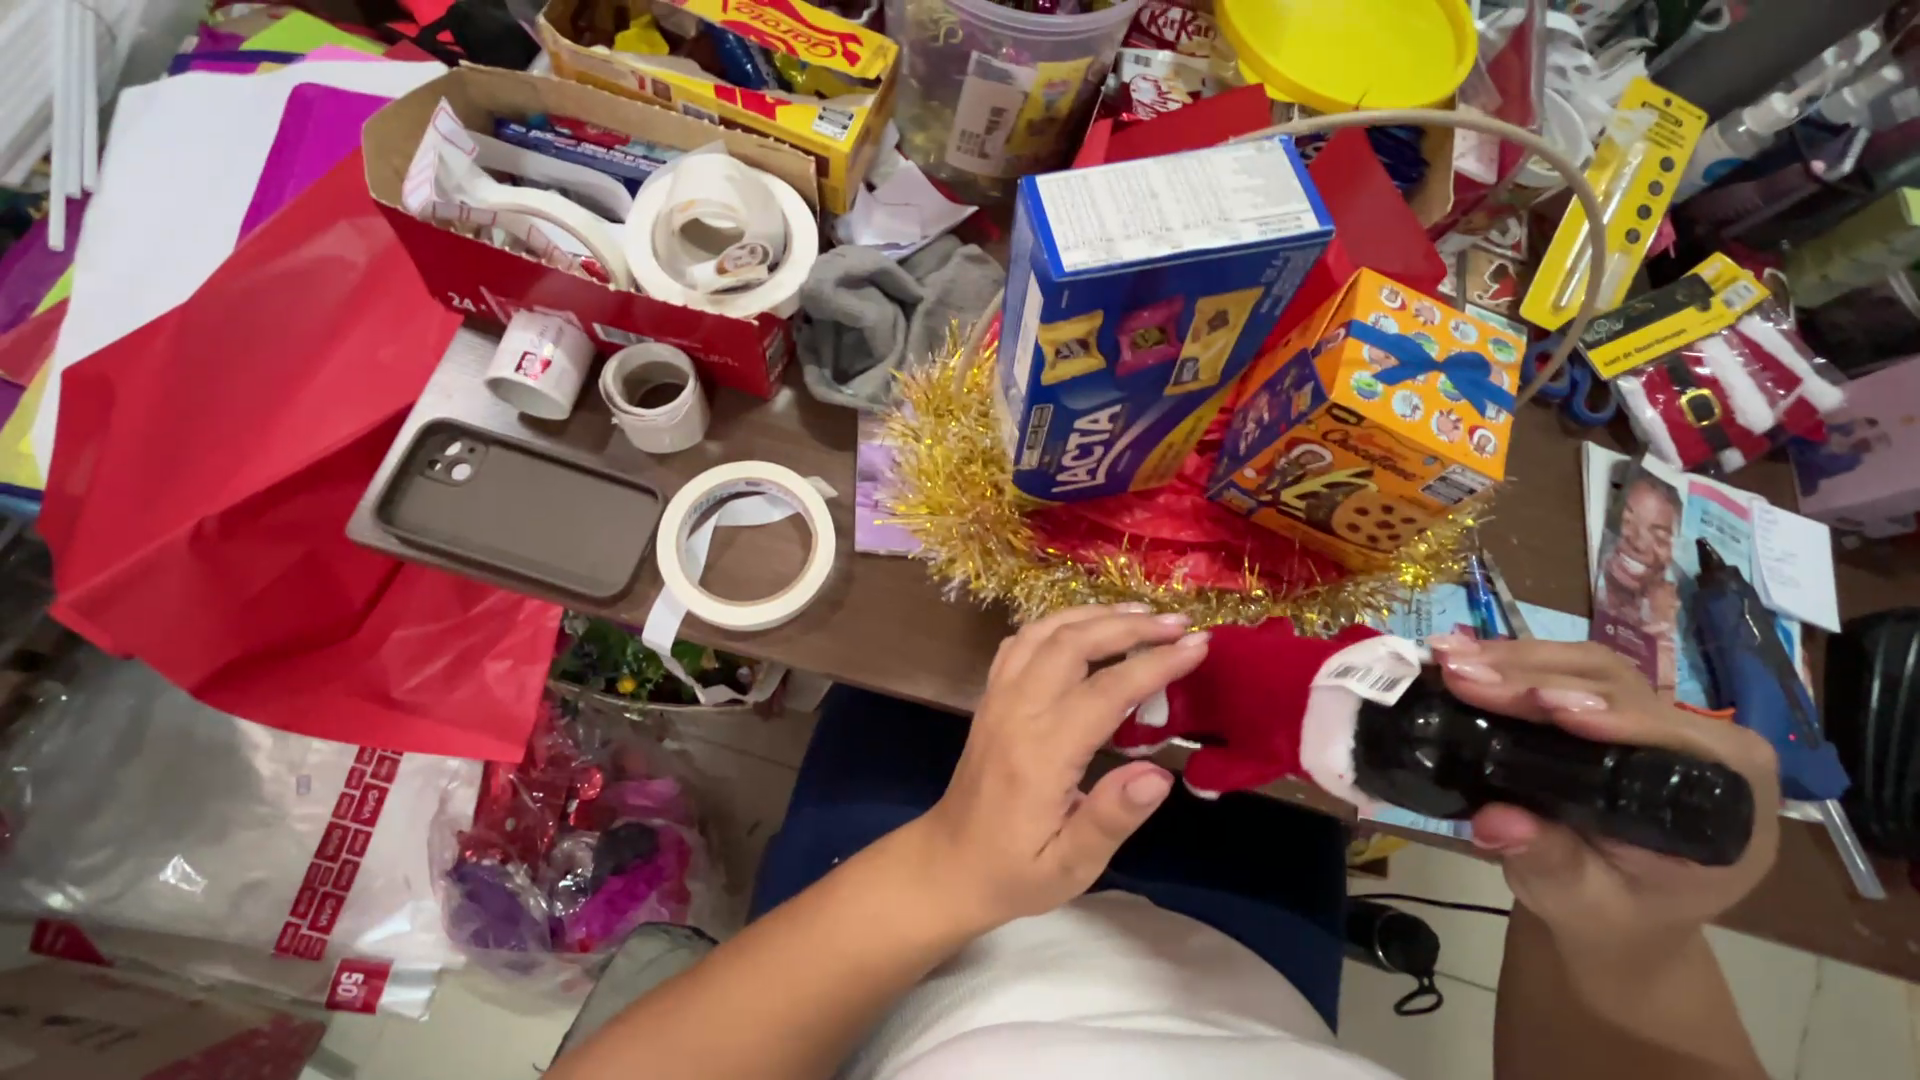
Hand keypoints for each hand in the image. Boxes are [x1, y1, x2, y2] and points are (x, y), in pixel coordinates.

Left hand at [909, 605, 1209, 928]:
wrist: (947, 865)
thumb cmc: (1014, 872)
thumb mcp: (1070, 866)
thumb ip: (1112, 818)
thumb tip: (1159, 775)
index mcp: (1040, 755)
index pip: (1105, 691)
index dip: (1154, 665)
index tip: (1199, 646)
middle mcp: (1015, 713)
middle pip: (1072, 644)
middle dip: (1128, 626)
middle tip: (1177, 623)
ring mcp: (997, 699)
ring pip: (1043, 633)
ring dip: (1093, 615)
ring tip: (1140, 614)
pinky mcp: (989, 698)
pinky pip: (1020, 643)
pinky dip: (1057, 624)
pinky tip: (1085, 628)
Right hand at [1430, 636, 1780, 955]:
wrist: (1613, 910)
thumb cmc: (1610, 912)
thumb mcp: (1579, 901)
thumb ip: (1548, 861)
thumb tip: (1496, 822)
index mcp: (1724, 801)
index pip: (1671, 739)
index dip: (1611, 714)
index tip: (1544, 706)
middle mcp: (1701, 746)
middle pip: (1619, 688)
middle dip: (1535, 679)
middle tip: (1462, 675)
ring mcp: (1654, 718)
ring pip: (1588, 667)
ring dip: (1513, 660)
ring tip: (1449, 658)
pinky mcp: (1611, 705)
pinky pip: (1565, 670)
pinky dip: (1510, 661)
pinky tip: (1460, 657)